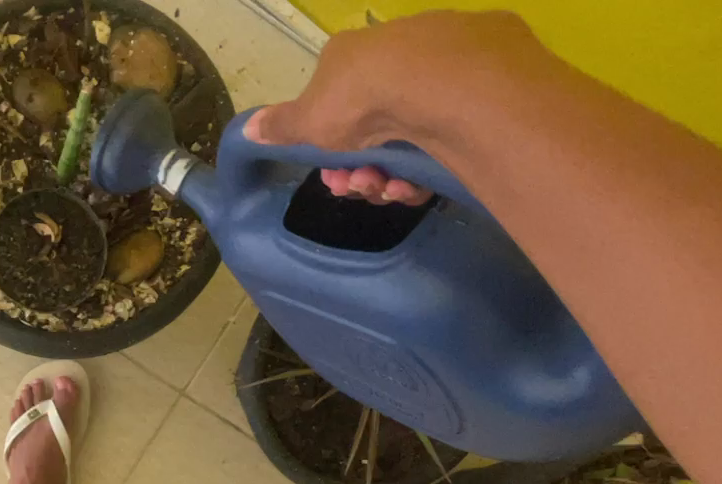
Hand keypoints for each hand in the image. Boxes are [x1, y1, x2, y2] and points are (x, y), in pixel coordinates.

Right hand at [243, 12, 546, 205]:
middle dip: (355, 171)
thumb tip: (246, 128)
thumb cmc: (359, 99)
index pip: (335, 107)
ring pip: (402, 144)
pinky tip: (408, 185)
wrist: (436, 83)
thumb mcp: (305, 120)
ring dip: (383, 178)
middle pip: (368, 134)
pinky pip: (436, 146)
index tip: (329, 175)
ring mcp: (437, 73)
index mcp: (352, 57)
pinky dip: (418, 173)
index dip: (329, 150)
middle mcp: (395, 56)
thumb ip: (278, 127)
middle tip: (353, 186)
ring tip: (383, 189)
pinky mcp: (475, 92)